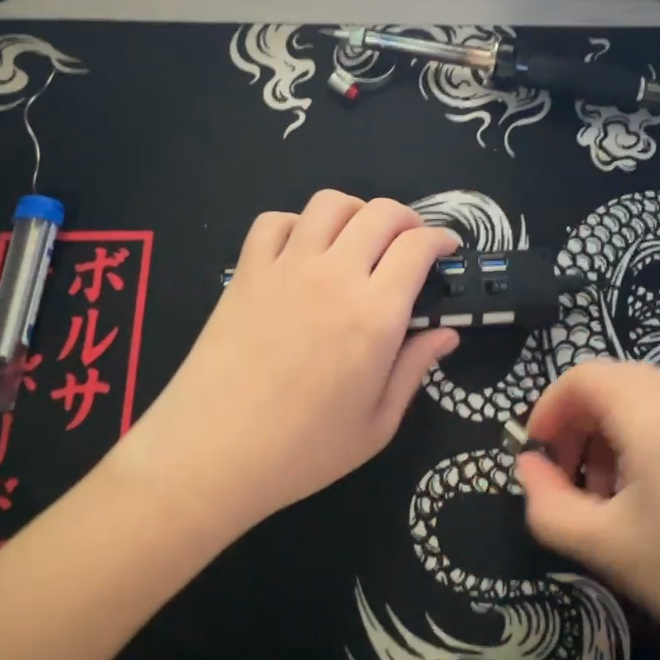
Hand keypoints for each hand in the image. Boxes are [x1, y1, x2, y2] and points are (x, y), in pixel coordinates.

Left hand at [119, 190, 461, 527]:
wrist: (211, 455)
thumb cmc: (302, 451)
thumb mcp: (376, 425)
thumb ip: (414, 370)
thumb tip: (447, 335)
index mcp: (375, 315)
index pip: (417, 247)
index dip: (440, 239)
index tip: (446, 249)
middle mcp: (334, 277)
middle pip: (380, 213)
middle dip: (406, 218)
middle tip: (410, 241)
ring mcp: (285, 268)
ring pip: (329, 204)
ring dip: (354, 211)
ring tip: (358, 237)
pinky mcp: (246, 271)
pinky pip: (273, 221)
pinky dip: (296, 223)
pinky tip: (302, 249)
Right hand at [515, 361, 659, 659]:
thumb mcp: (609, 547)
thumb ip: (549, 502)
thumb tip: (528, 467)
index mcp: (654, 405)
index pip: (581, 377)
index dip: (548, 410)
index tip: (538, 458)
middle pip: (614, 386)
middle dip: (581, 430)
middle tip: (575, 489)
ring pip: (649, 402)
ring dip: (616, 440)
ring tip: (617, 504)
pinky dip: (655, 444)